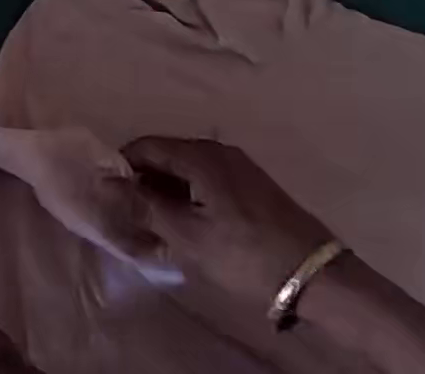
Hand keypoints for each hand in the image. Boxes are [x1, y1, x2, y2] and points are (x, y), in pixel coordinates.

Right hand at [122, 136, 333, 324]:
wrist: (318, 279)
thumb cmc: (245, 255)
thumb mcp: (187, 236)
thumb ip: (144, 205)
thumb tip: (105, 182)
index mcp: (199, 154)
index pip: (145, 146)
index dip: (122, 166)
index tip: (109, 193)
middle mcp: (216, 148)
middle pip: (166, 154)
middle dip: (144, 179)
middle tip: (130, 211)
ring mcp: (237, 164)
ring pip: (187, 167)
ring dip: (167, 188)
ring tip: (156, 220)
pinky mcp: (252, 182)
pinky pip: (207, 177)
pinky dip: (189, 192)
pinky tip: (188, 220)